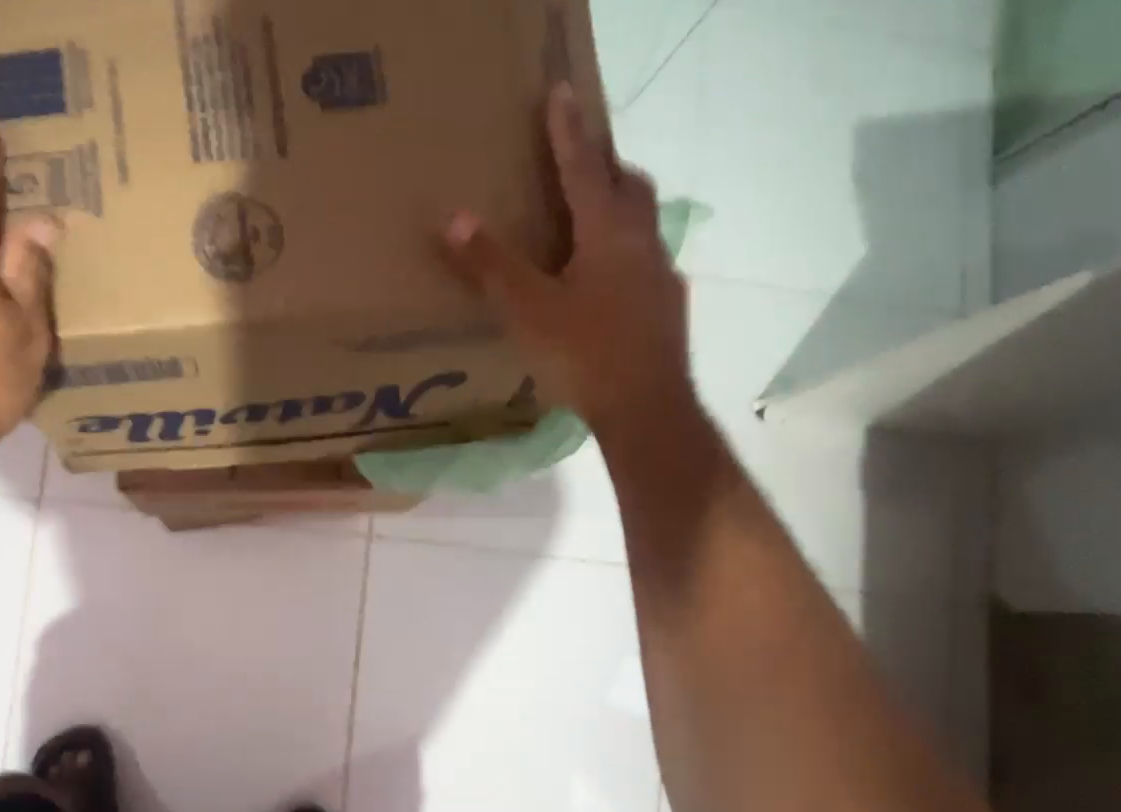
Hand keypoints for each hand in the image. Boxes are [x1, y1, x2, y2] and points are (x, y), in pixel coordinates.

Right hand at [442, 86, 691, 436]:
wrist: (647, 410)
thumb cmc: (584, 355)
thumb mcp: (527, 311)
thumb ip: (491, 265)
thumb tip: (454, 218)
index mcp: (608, 234)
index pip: (583, 168)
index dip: (568, 131)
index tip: (562, 92)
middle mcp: (642, 245)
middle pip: (630, 188)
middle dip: (606, 167)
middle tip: (581, 161)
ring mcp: (661, 279)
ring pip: (643, 227)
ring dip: (619, 211)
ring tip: (590, 223)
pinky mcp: (667, 312)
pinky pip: (646, 266)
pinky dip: (624, 257)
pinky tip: (606, 286)